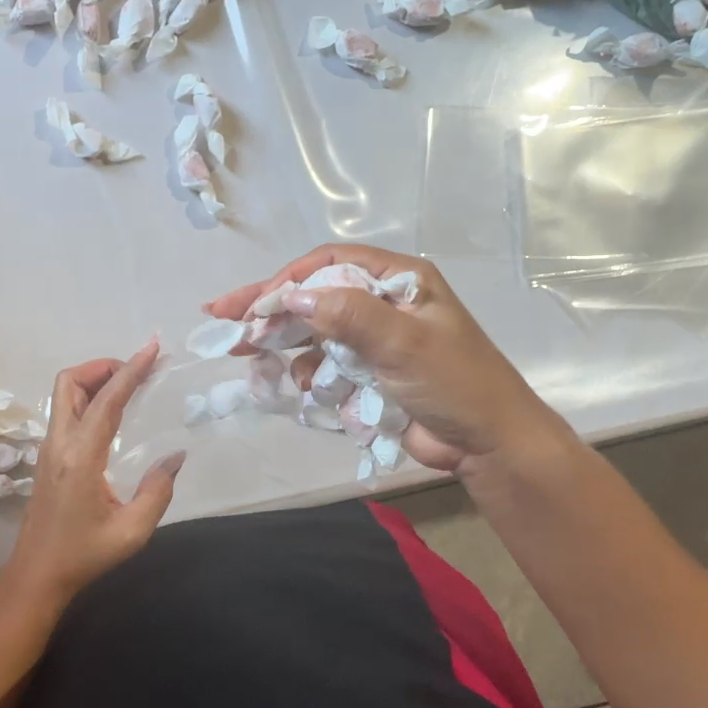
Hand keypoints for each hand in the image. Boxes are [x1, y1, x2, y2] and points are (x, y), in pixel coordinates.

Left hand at [2, 340, 183, 603]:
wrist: (38, 573)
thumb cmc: (84, 555)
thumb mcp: (131, 531)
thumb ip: (157, 491)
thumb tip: (176, 456)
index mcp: (80, 457)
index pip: (106, 400)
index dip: (131, 370)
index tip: (153, 348)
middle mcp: (59, 444)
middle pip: (69, 382)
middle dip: (103, 366)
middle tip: (137, 372)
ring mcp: (48, 449)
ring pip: (63, 395)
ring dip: (93, 381)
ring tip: (129, 387)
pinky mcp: (47, 457)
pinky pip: (65, 412)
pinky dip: (88, 399)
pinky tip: (112, 414)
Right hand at [206, 243, 570, 474]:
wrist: (486, 443)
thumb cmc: (455, 384)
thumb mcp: (403, 343)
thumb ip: (348, 316)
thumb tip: (292, 298)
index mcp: (398, 281)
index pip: (328, 264)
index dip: (284, 280)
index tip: (250, 304)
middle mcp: (382, 304)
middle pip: (313, 297)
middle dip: (268, 310)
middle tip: (222, 321)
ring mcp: (372, 340)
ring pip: (312, 333)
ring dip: (282, 344)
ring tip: (248, 357)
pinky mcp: (366, 374)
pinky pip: (323, 366)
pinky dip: (305, 374)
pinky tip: (298, 385)